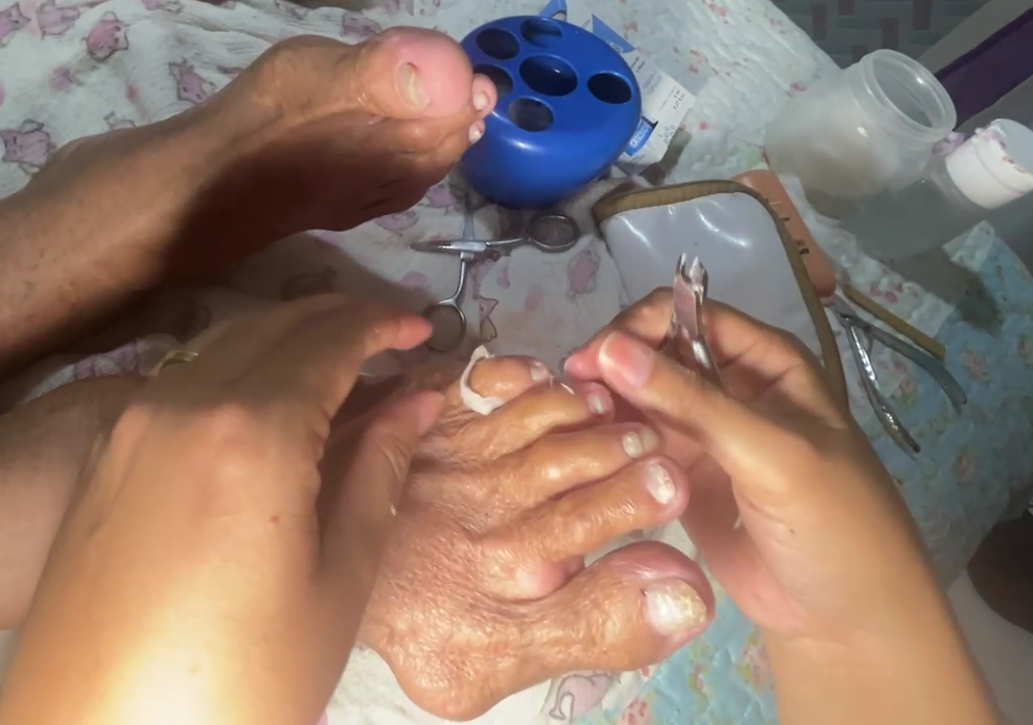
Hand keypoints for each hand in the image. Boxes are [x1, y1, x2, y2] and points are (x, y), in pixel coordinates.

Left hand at [0, 295, 444, 724]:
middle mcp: (187, 402)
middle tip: (387, 334)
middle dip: (339, 317)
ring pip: (226, 340)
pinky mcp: (104, 449)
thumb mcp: (337, 580)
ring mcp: (134, 421)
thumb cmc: (242, 681)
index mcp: (254, 430)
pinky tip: (262, 394)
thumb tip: (415, 399)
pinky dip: (238, 361)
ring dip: (287, 333)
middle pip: (277, 325)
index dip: (382, 325)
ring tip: (334, 356)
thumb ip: (378, 468)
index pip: (330, 342)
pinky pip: (184, 375)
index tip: (422, 328)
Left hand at [358, 354, 713, 719]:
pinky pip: (470, 384)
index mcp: (508, 563)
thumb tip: (688, 594)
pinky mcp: (422, 417)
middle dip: (615, 447)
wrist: (343, 586)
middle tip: (649, 436)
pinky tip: (543, 375)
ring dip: (575, 408)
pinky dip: (510, 374)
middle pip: (562, 462)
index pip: (585, 521)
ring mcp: (450, 453)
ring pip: (527, 418)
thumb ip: (599, 626)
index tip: (670, 479)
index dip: (633, 498)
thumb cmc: (432, 624)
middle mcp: (482, 501)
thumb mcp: (509, 658)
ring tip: (608, 405)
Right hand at [565, 294, 995, 723]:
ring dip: (606, 404)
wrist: (848, 623)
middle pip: (651, 348)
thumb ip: (691, 401)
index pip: (683, 314)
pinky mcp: (678, 465)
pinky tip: (583, 452)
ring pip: (636, 392)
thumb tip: (608, 349)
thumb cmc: (834, 525)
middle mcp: (725, 379)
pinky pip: (634, 436)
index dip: (634, 329)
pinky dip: (609, 439)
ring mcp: (700, 424)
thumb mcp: (769, 454)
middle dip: (612, 366)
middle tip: (572, 400)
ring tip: (573, 429)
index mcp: (761, 356)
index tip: (589, 362)